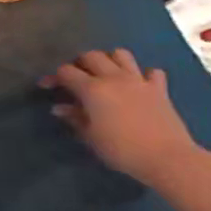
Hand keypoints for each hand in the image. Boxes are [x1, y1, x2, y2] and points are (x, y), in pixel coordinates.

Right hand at [44, 49, 204, 188]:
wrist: (164, 156)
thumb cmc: (120, 149)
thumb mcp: (90, 136)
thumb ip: (74, 118)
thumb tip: (59, 108)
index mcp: (93, 90)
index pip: (67, 72)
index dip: (54, 77)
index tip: (47, 87)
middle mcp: (114, 78)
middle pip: (92, 56)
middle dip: (79, 63)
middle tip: (74, 79)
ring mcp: (139, 80)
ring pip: (120, 55)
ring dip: (109, 60)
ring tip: (104, 76)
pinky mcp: (159, 88)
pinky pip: (150, 71)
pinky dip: (142, 75)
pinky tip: (137, 86)